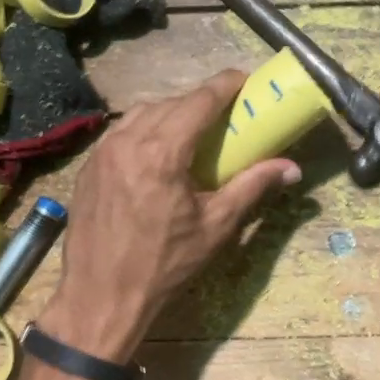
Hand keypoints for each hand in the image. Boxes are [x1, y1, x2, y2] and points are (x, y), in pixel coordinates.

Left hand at [41, 69, 298, 362]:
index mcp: (162, 152)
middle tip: (226, 114)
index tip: (245, 80)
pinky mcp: (88, 167)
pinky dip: (145, 130)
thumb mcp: (216, 226)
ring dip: (171, 112)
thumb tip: (291, 168)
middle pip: (171, 102)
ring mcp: (102, 152)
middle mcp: (127, 141)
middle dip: (200, 101)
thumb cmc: (164, 265)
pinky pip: (121, 133)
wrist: (100, 299)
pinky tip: (159, 153)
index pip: (199, 101)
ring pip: (141, 113)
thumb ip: (252, 187)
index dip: (225, 85)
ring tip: (193, 131)